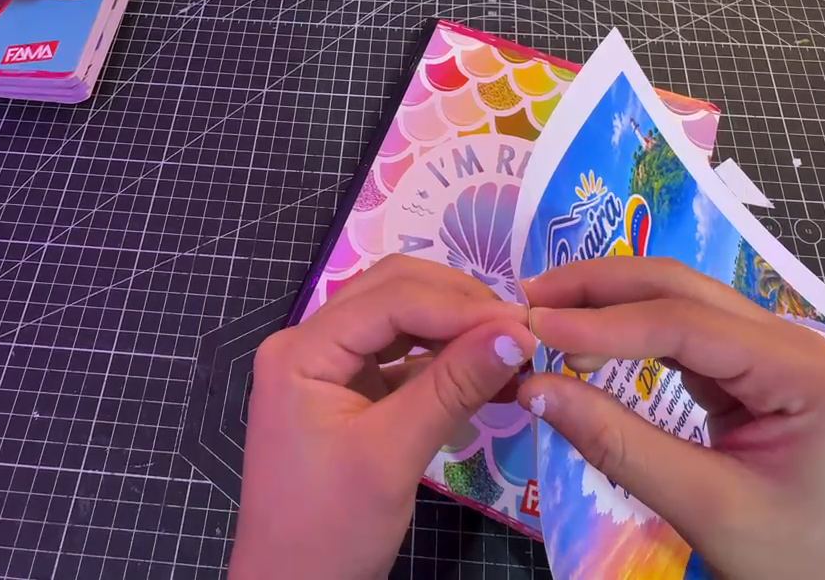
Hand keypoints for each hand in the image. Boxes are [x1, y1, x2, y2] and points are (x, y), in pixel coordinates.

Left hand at [231, 255, 536, 578]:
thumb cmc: (331, 534)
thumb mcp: (393, 458)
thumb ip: (452, 387)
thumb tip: (517, 334)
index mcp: (302, 348)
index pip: (389, 299)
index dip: (458, 305)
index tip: (522, 323)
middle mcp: (309, 340)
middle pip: (391, 291)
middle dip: (456, 303)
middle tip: (517, 327)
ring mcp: (326, 362)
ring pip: (397, 315)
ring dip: (452, 324)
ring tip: (507, 343)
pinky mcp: (346, 387)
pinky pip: (397, 352)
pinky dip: (439, 354)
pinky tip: (481, 366)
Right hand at [517, 257, 824, 579]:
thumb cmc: (802, 567)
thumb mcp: (707, 509)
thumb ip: (617, 443)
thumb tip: (531, 387)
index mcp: (797, 367)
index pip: (682, 321)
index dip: (602, 320)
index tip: (533, 326)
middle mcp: (785, 340)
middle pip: (678, 288)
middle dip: (599, 289)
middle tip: (530, 300)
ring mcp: (767, 351)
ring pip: (674, 301)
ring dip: (608, 304)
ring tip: (547, 316)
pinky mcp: (746, 372)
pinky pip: (678, 335)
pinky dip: (627, 335)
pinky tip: (587, 344)